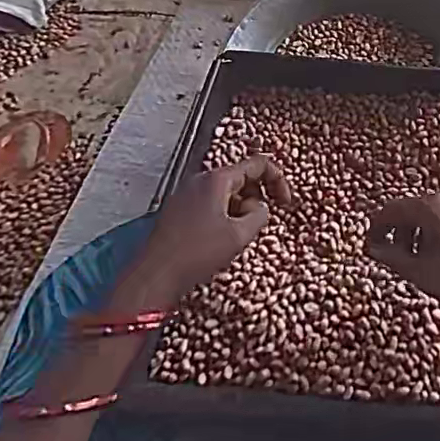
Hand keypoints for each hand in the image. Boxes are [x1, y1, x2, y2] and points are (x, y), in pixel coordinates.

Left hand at [130, 156, 290, 303]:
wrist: (154, 276)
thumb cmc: (197, 253)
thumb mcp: (240, 235)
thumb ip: (260, 215)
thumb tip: (261, 208)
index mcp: (217, 179)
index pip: (258, 164)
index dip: (278, 180)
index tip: (285, 202)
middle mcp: (200, 180)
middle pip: (241, 178)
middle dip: (256, 197)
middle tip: (258, 223)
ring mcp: (186, 194)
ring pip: (226, 192)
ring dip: (240, 209)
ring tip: (237, 236)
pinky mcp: (178, 209)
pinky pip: (210, 203)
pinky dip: (223, 215)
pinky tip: (219, 240)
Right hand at [366, 192, 439, 341]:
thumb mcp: (419, 272)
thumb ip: (391, 256)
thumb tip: (374, 248)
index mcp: (433, 206)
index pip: (393, 209)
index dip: (377, 227)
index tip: (369, 244)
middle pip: (414, 210)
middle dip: (400, 232)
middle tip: (391, 256)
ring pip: (433, 215)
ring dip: (419, 234)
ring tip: (416, 261)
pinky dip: (438, 234)